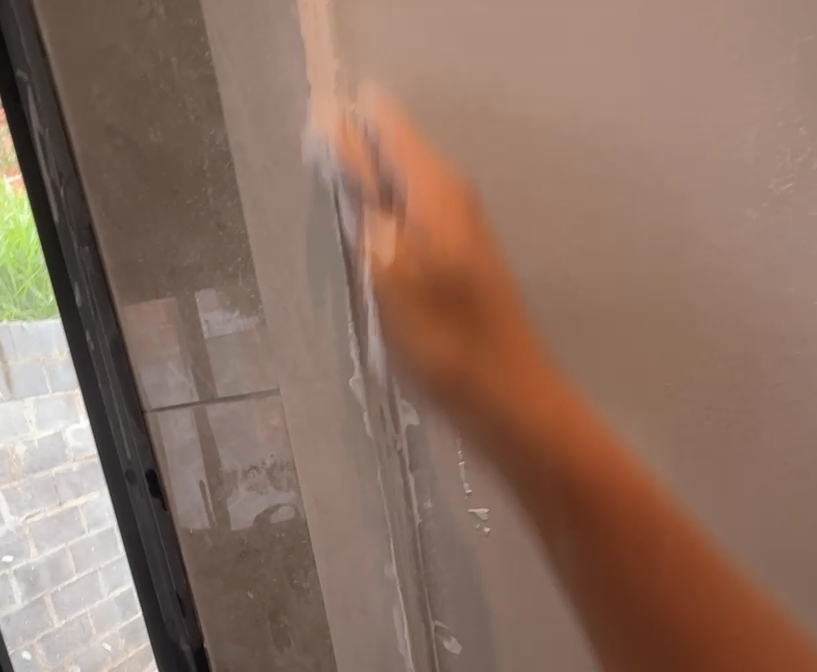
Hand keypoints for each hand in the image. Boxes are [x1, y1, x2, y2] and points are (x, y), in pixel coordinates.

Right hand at [331, 85, 551, 417]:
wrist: (507, 400)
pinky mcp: (456, 266)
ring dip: (365, 201)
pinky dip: (382, 233)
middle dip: (351, 161)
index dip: (345, 125)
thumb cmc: (447, 344)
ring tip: (332, 222)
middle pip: (393, 155)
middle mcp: (451, 200)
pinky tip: (365, 260)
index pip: (386, 126)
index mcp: (436, 191)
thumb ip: (367, 205)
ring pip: (399, 193)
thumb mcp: (393, 273)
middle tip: (314, 192)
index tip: (309, 142)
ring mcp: (457, 234)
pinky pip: (408, 226)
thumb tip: (342, 141)